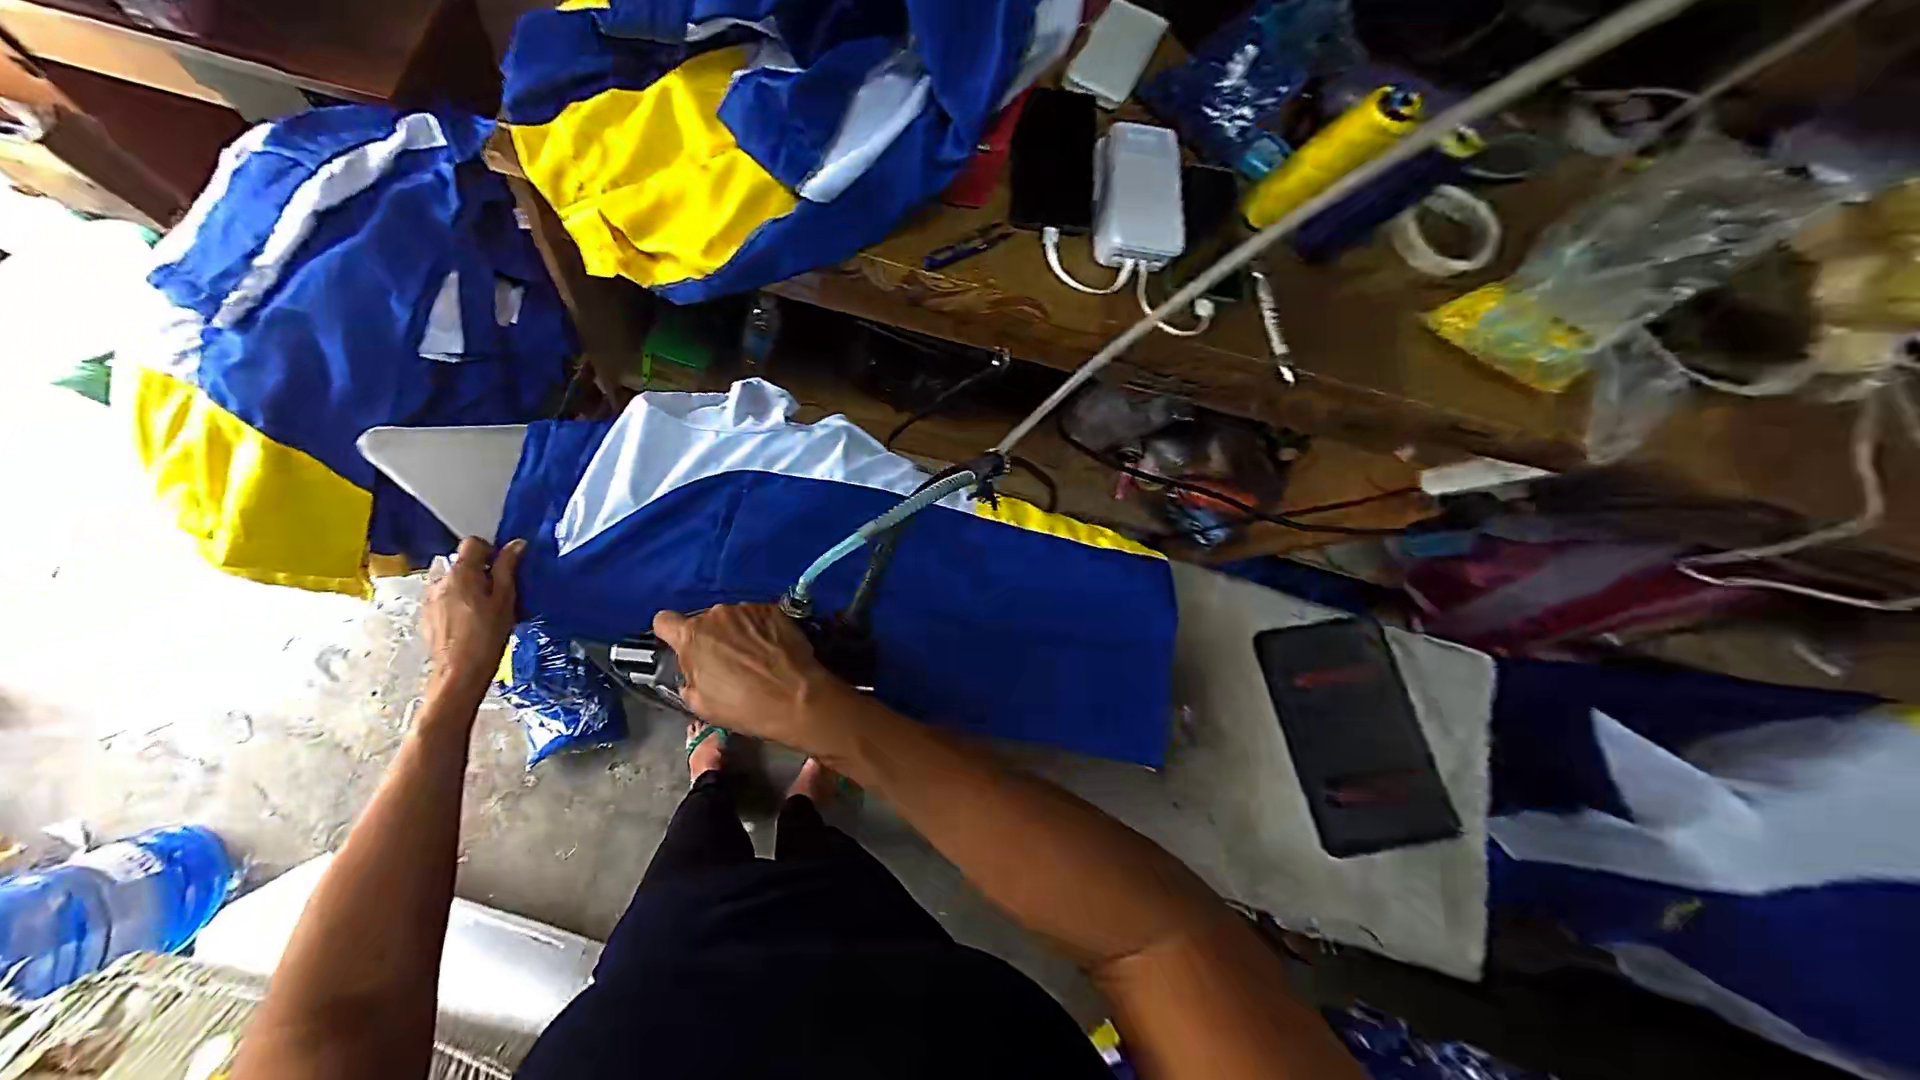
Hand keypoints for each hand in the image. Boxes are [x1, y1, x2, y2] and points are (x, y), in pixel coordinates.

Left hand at [423, 537, 525, 707]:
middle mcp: (439, 581)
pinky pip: (444, 597)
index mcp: (460, 573)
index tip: (504, 568)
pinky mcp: (426, 615)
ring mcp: (429, 598)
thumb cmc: (488, 633)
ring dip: (468, 587)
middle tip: (499, 592)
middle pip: (461, 563)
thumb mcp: (505, 598)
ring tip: (485, 608)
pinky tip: (471, 620)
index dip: (491, 551)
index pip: (473, 543)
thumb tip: (515, 544)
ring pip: (452, 581)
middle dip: (480, 571)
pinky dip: (458, 601)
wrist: (459, 670)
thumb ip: (508, 568)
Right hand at [651, 605, 857, 756]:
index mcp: (691, 636)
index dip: (671, 633)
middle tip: (728, 661)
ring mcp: (748, 609)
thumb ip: (689, 677)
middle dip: (711, 637)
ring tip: (756, 657)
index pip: (664, 621)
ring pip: (733, 618)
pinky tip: (773, 649)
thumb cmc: (743, 706)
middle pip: (704, 622)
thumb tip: (694, 669)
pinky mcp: (774, 609)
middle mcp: (717, 615)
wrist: (796, 696)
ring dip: (738, 632)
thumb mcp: (700, 703)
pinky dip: (761, 629)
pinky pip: (758, 616)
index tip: (683, 646)